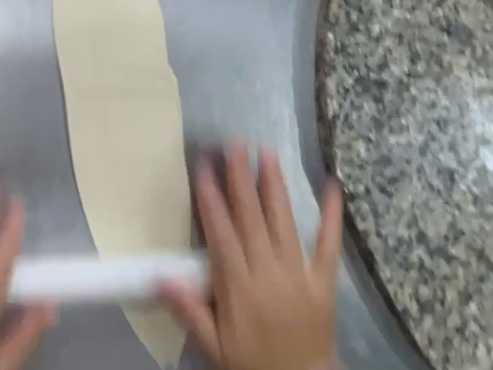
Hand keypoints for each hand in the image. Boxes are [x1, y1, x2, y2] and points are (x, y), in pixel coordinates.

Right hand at [160, 146, 343, 369]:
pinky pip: (328, 246)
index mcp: (240, 289)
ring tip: (266, 153)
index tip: (202, 167)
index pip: (221, 235)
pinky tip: (332, 187)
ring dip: (274, 186)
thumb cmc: (253, 363)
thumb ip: (190, 310)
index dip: (211, 200)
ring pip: (284, 223)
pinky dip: (331, 216)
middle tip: (234, 144)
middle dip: (240, 179)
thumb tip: (160, 275)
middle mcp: (269, 275)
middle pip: (251, 219)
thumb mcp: (214, 346)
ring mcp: (299, 276)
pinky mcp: (324, 282)